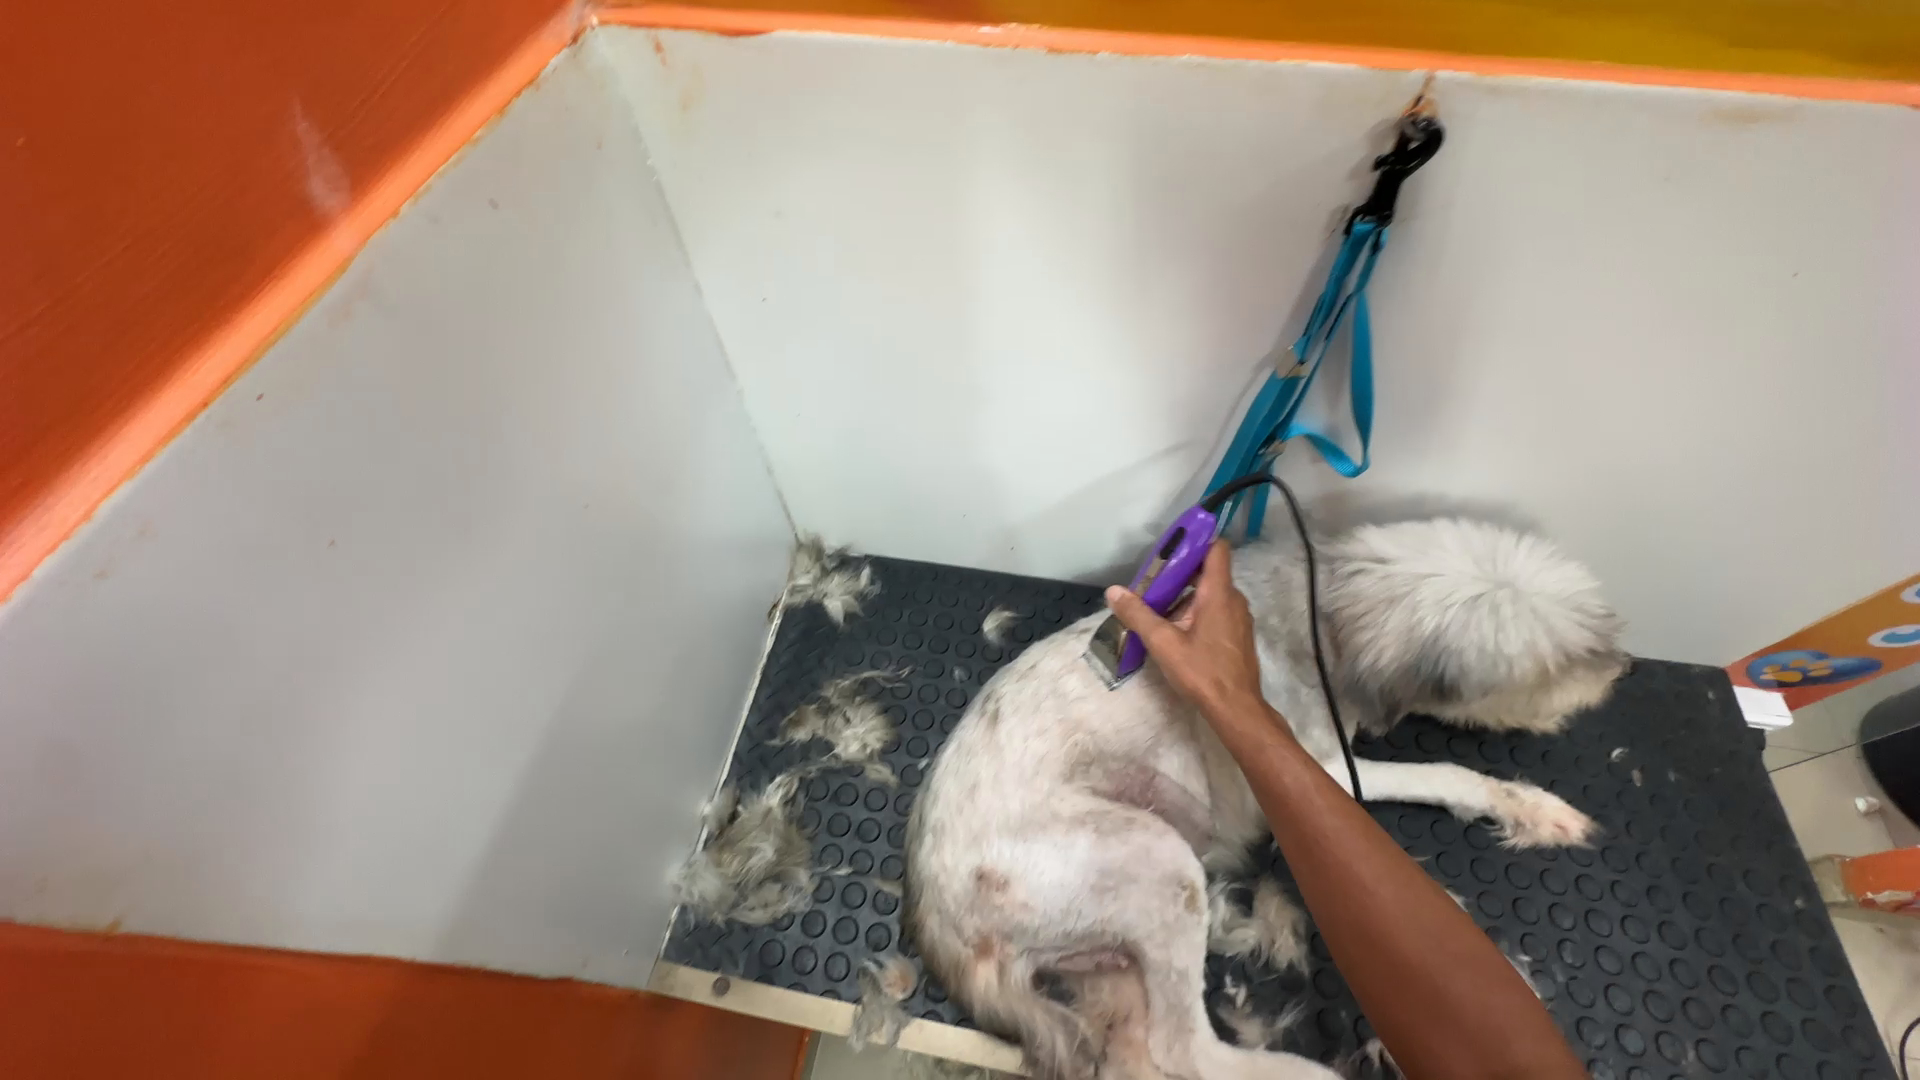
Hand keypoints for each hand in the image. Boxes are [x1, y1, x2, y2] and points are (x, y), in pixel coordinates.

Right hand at [1104, 540, 1276, 729]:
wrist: (1236, 709)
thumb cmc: (1202, 672)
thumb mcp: (1163, 643)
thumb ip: (1137, 614)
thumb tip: (1114, 591)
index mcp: (1218, 594)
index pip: (1216, 549)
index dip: (1196, 540)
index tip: (1171, 546)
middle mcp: (1233, 600)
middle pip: (1207, 571)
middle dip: (1179, 573)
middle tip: (1150, 583)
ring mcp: (1237, 618)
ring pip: (1209, 594)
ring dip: (1184, 596)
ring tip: (1155, 608)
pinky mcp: (1236, 635)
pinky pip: (1214, 611)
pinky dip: (1194, 612)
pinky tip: (1173, 630)